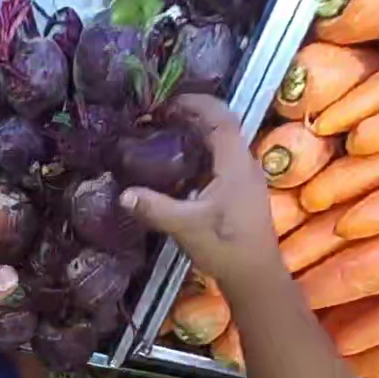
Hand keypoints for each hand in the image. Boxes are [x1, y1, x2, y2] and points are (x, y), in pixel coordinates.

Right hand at [123, 94, 287, 298]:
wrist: (254, 275)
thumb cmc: (226, 246)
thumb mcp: (186, 226)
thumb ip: (155, 208)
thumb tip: (124, 194)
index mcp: (236, 163)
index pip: (221, 119)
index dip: (197, 104)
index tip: (169, 102)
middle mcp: (243, 165)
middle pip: (220, 129)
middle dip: (191, 118)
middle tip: (159, 119)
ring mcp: (243, 180)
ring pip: (219, 147)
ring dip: (194, 138)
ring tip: (164, 138)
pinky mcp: (238, 195)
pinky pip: (217, 164)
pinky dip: (197, 158)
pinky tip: (176, 171)